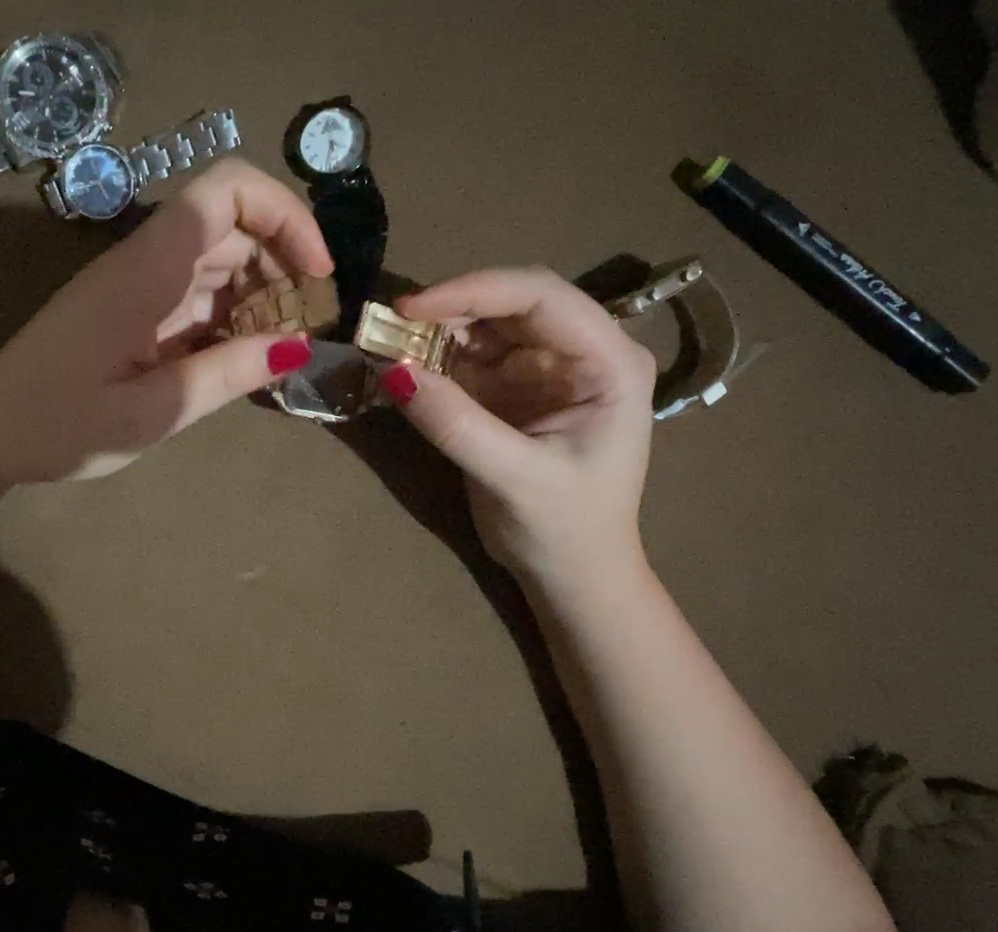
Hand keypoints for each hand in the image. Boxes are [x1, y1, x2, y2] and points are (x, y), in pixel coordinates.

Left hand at [0, 159, 332, 483]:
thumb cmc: (58, 427)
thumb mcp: (152, 412)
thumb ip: (225, 375)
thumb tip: (297, 347)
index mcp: (144, 272)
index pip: (224, 193)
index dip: (284, 214)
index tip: (318, 272)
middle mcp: (142, 266)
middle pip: (229, 225)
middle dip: (283, 262)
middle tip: (312, 324)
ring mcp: (135, 290)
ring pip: (215, 262)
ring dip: (260, 293)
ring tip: (288, 346)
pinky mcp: (130, 316)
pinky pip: (194, 298)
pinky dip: (230, 318)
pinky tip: (247, 357)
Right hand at [381, 267, 656, 583]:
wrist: (570, 575)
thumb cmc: (564, 529)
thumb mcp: (513, 478)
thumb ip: (456, 424)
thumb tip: (392, 372)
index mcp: (609, 362)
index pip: (542, 298)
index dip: (475, 290)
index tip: (411, 307)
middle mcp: (579, 353)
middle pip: (510, 305)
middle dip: (449, 310)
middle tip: (389, 326)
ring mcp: (542, 371)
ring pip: (483, 328)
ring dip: (434, 334)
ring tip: (388, 346)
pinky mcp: (510, 393)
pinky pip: (467, 361)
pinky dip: (432, 362)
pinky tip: (402, 369)